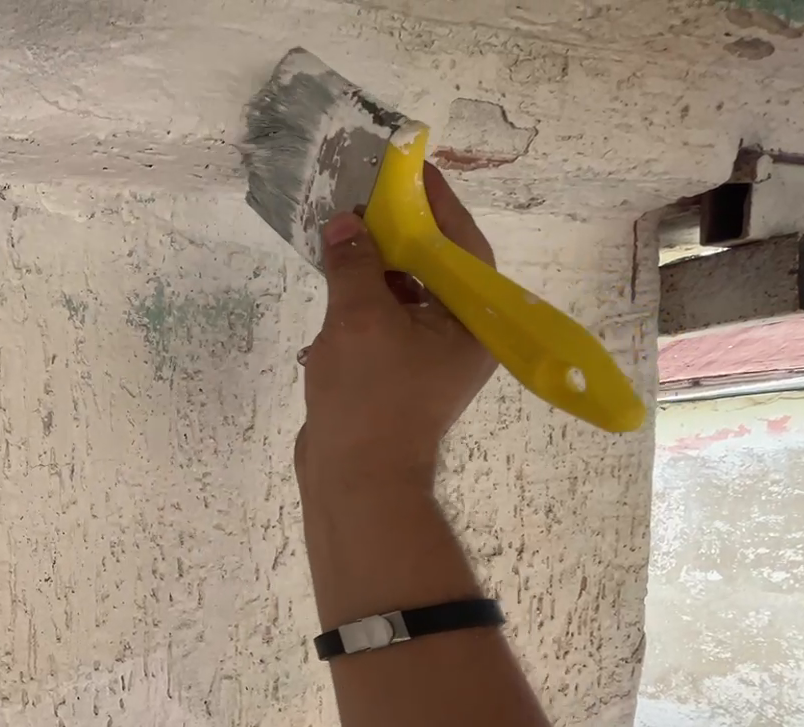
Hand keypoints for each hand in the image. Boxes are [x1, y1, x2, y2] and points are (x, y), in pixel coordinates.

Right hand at [295, 164, 497, 497]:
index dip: (435, 204)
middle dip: (397, 236)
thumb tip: (345, 223)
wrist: (354, 479)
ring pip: (402, 300)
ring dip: (372, 273)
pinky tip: (332, 300)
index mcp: (471, 320)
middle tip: (366, 203)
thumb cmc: (369, 398)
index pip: (460, 245)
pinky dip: (357, 309)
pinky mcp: (392, 379)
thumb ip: (353, 267)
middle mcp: (458, 336)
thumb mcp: (359, 322)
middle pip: (432, 270)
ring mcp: (425, 361)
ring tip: (342, 244)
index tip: (411, 170)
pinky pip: (380, 328)